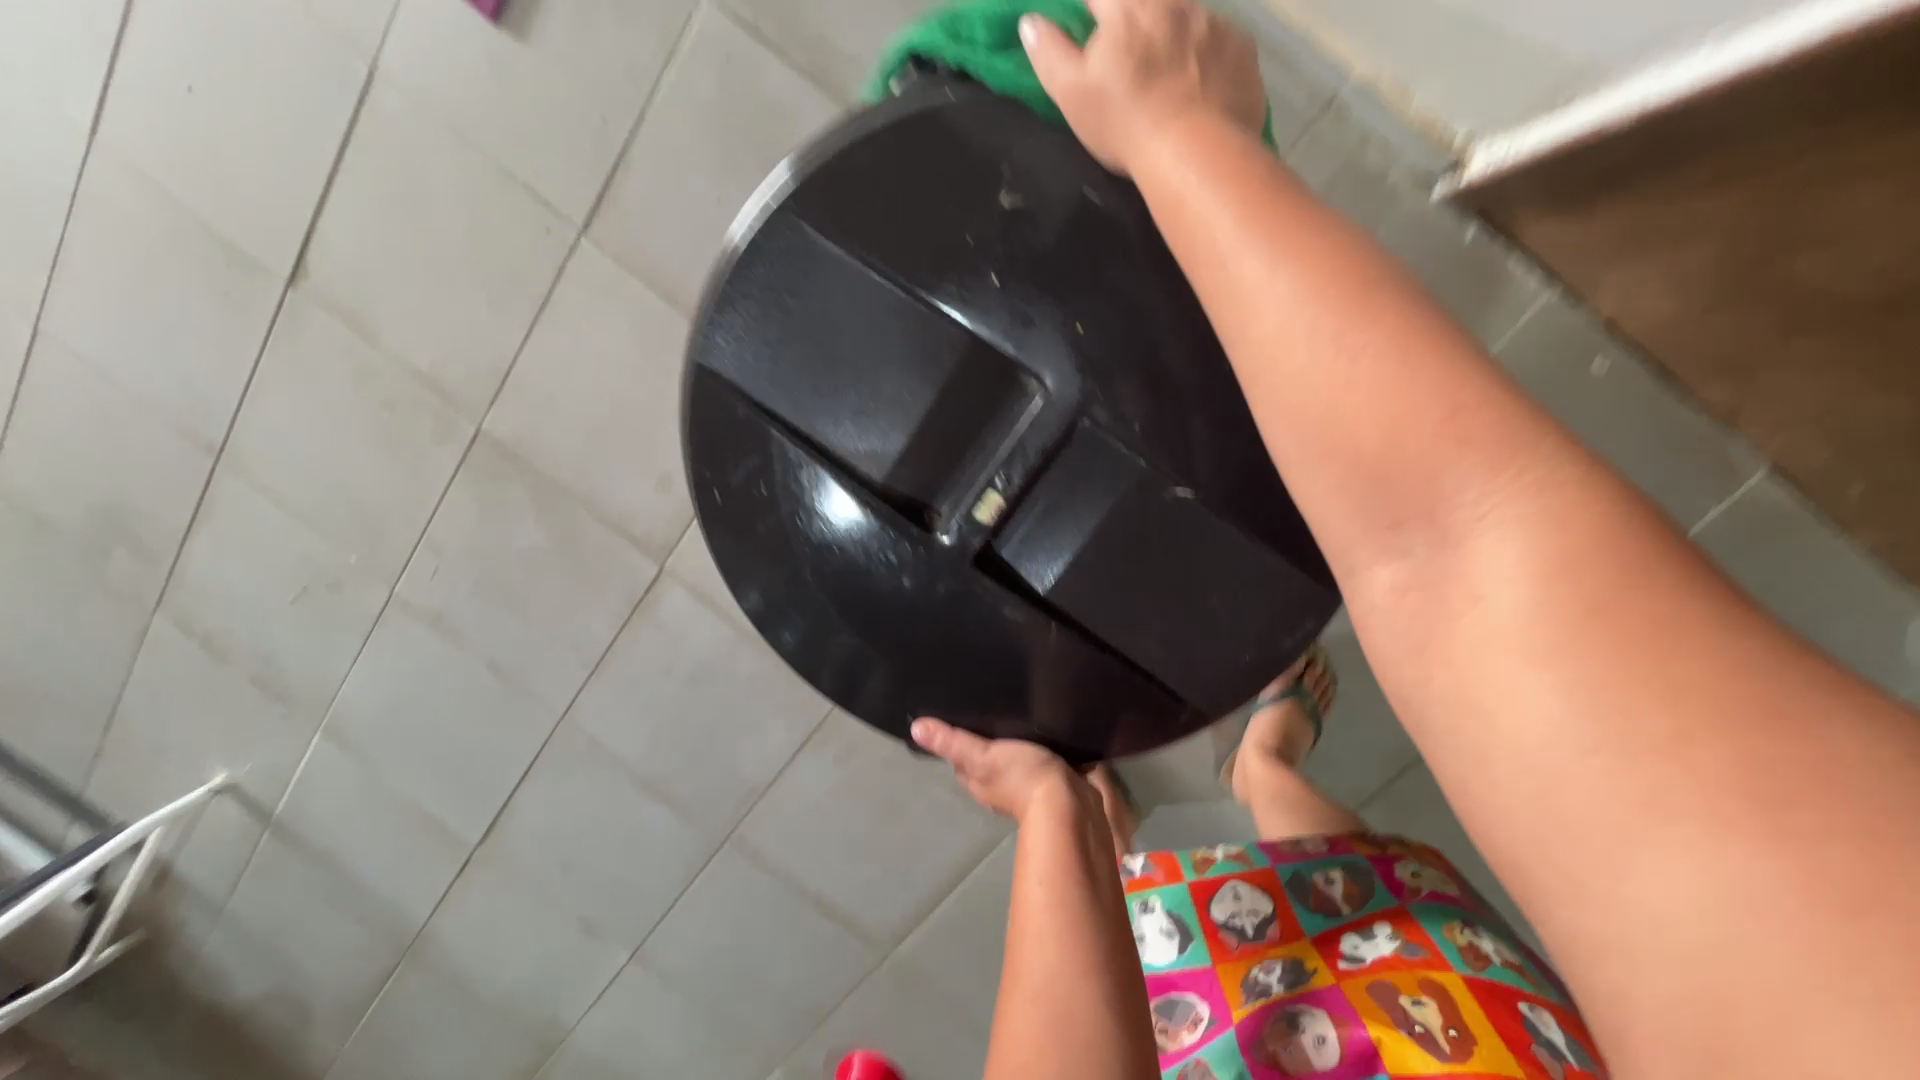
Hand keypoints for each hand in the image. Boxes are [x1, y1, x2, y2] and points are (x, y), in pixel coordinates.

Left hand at [911, 718, 1081, 820]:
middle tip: (993, 699)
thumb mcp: (982, 756)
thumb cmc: (1022, 779)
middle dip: (993, 735)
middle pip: (991, 756)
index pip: (961, 759)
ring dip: (1022, 737)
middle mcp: (1003, 783)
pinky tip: (1049, 718)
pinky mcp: (1061, 775)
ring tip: (1021, 702)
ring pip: (1021, 754)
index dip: (958, 739)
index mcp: (980, 781)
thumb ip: (953, 742)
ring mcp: (1034, 781)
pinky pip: (1050, 753)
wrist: (1074, 803)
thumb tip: (916, 729)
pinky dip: (1049, 740)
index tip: (959, 711)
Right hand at [1021, 0, 1264, 174]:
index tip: (1087, 27)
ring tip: (1168, 74)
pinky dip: (1208, 57)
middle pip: (1148, 3)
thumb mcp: (1071, 93)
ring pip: (1187, 17)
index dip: (1091, 12)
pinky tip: (1200, 88)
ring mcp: (1215, 23)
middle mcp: (1175, 3)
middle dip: (1135, 21)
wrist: (1197, 154)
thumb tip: (1031, 22)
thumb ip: (1049, 52)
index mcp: (1128, 8)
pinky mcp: (1243, 50)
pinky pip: (1220, 41)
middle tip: (1129, 59)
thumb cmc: (1125, 123)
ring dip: (1174, 35)